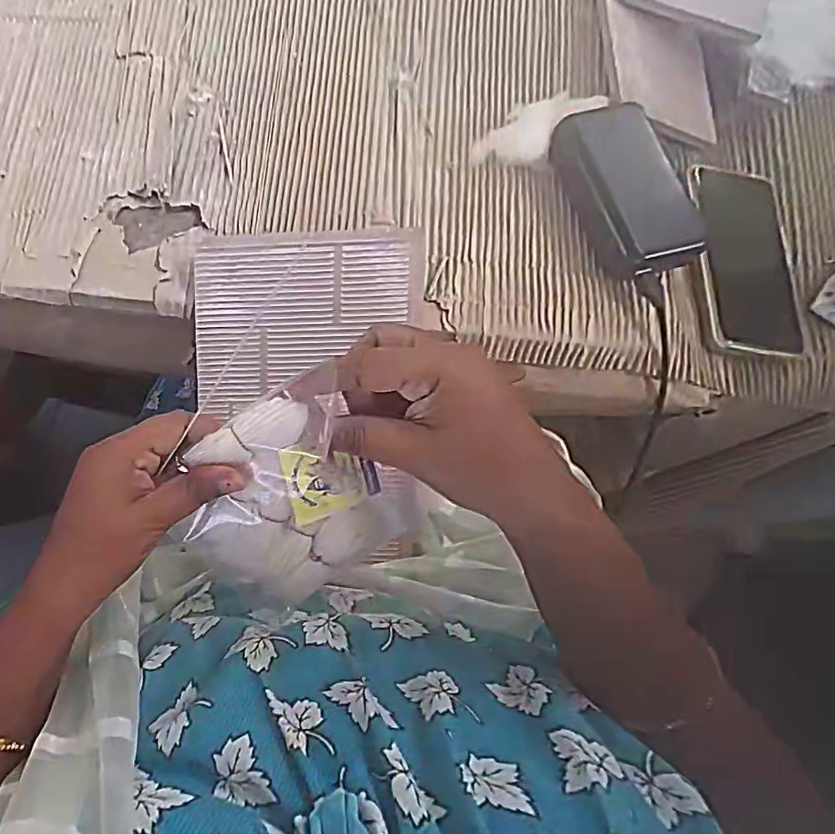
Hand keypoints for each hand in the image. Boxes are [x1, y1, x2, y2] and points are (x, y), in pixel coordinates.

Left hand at [33, 412, 246, 606]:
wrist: (63, 583)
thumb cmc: (105, 551)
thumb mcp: (154, 517)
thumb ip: (195, 490)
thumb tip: (238, 472)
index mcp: (119, 449)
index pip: (172, 424)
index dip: (208, 432)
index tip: (239, 451)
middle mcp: (111, 450)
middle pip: (165, 435)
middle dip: (200, 450)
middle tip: (234, 471)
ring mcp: (107, 467)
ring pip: (157, 454)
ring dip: (186, 467)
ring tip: (218, 483)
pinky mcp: (108, 485)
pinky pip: (145, 471)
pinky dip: (169, 479)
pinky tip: (190, 494)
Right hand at [330, 325, 591, 524]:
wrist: (536, 491)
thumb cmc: (481, 471)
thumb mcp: (415, 454)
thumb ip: (365, 436)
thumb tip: (324, 432)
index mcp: (440, 363)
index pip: (368, 361)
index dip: (329, 380)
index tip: (298, 397)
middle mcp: (449, 352)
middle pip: (382, 342)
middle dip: (354, 374)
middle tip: (349, 415)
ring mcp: (458, 364)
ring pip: (396, 356)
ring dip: (373, 386)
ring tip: (372, 427)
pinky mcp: (461, 381)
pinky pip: (414, 373)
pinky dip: (393, 394)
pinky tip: (392, 426)